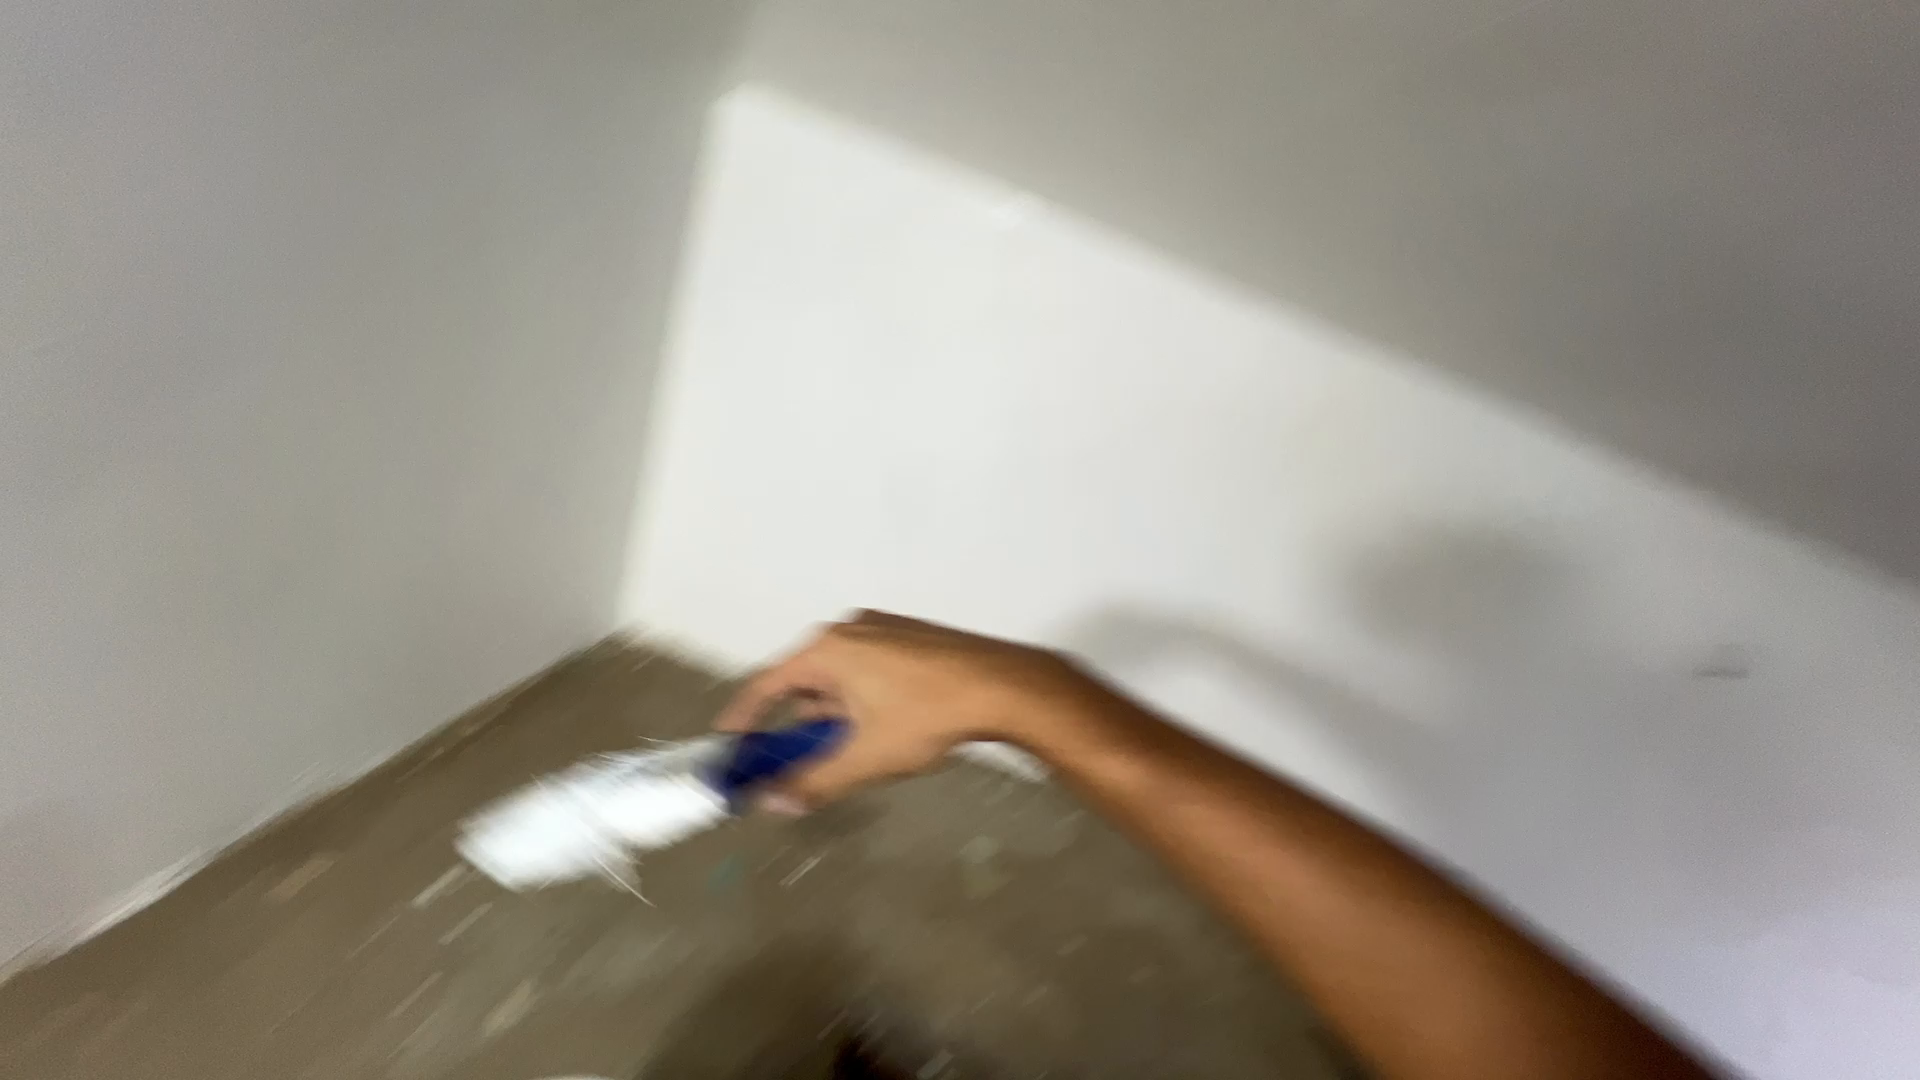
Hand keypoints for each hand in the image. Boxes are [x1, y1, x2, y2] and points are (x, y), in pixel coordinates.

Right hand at [713, 610, 1098, 812]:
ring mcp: (882, 627)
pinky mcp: (909, 635)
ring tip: (858, 750)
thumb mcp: (866, 757)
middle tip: (802, 762)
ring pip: (841, 677)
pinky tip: (888, 726)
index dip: (745, 718)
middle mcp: (849, 628)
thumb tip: (772, 805)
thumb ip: (814, 782)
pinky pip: (867, 667)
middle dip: (802, 725)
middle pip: (806, 682)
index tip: (728, 744)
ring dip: (836, 714)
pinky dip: (861, 698)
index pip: (767, 685)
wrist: (1002, 685)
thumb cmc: (926, 717)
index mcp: (827, 650)